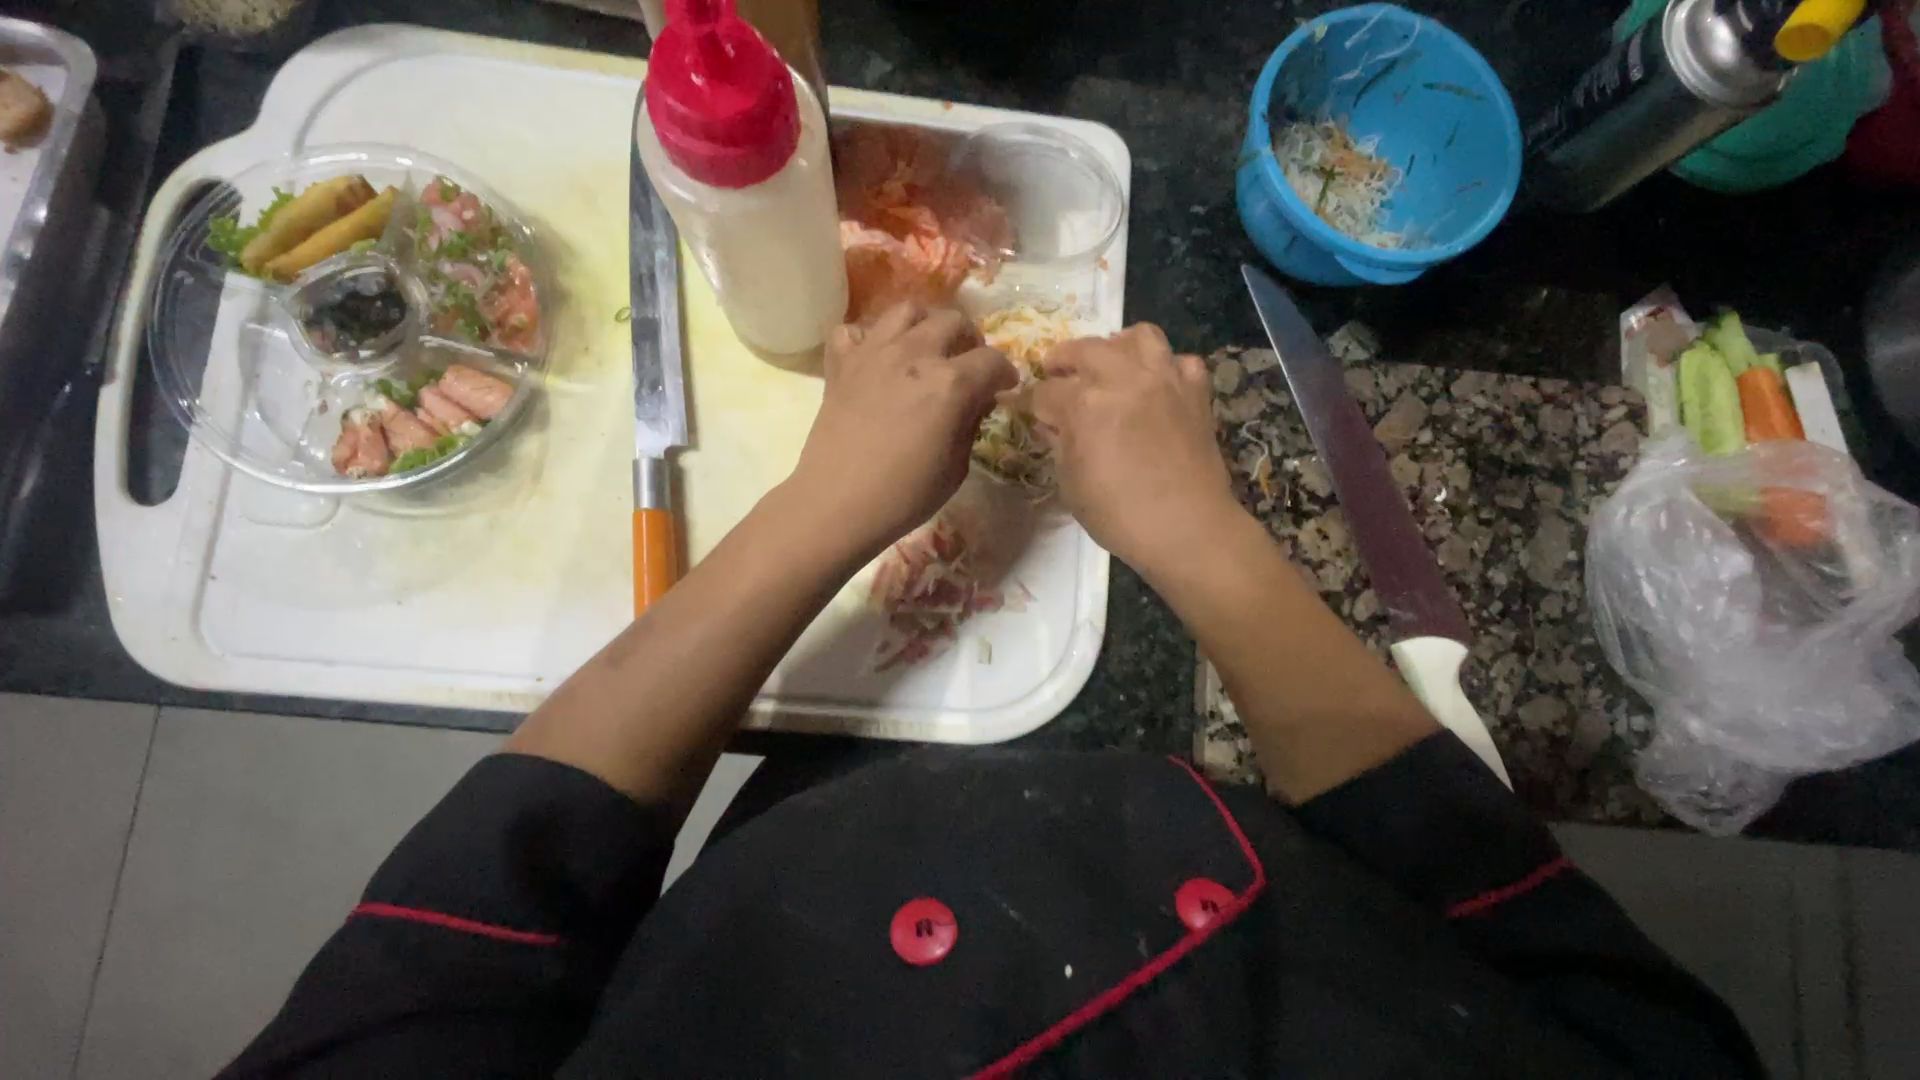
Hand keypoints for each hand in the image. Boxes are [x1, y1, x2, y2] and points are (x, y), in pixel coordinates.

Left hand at [787, 301, 1016, 556]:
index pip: (992, 361)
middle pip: (953, 321)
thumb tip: (978, 399)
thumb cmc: (904, 497)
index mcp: (951, 383)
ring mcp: (873, 352)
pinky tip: (876, 360)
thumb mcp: (956, 467)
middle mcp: (914, 354)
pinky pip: (853, 330)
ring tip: (926, 350)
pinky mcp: (841, 363)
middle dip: (969, 340)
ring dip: (924, 325)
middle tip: (968, 365)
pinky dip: (867, 338)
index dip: (1005, 374)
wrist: (836, 504)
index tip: (1004, 388)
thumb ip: (971, 423)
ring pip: (907, 310)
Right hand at [1031, 323, 1238, 570]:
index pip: (1043, 392)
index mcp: (1085, 404)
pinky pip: (1181, 361)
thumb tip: (1052, 425)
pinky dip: (1165, 367)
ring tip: (1109, 362)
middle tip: (1055, 372)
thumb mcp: (1071, 484)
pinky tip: (1155, 384)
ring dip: (1116, 345)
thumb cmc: (1119, 515)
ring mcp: (1165, 380)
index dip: (1024, 400)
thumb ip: (1060, 445)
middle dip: (1063, 358)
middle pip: (1086, 349)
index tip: (1015, 404)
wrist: (1187, 529)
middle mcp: (1124, 379)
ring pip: (1140, 336)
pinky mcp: (1196, 393)